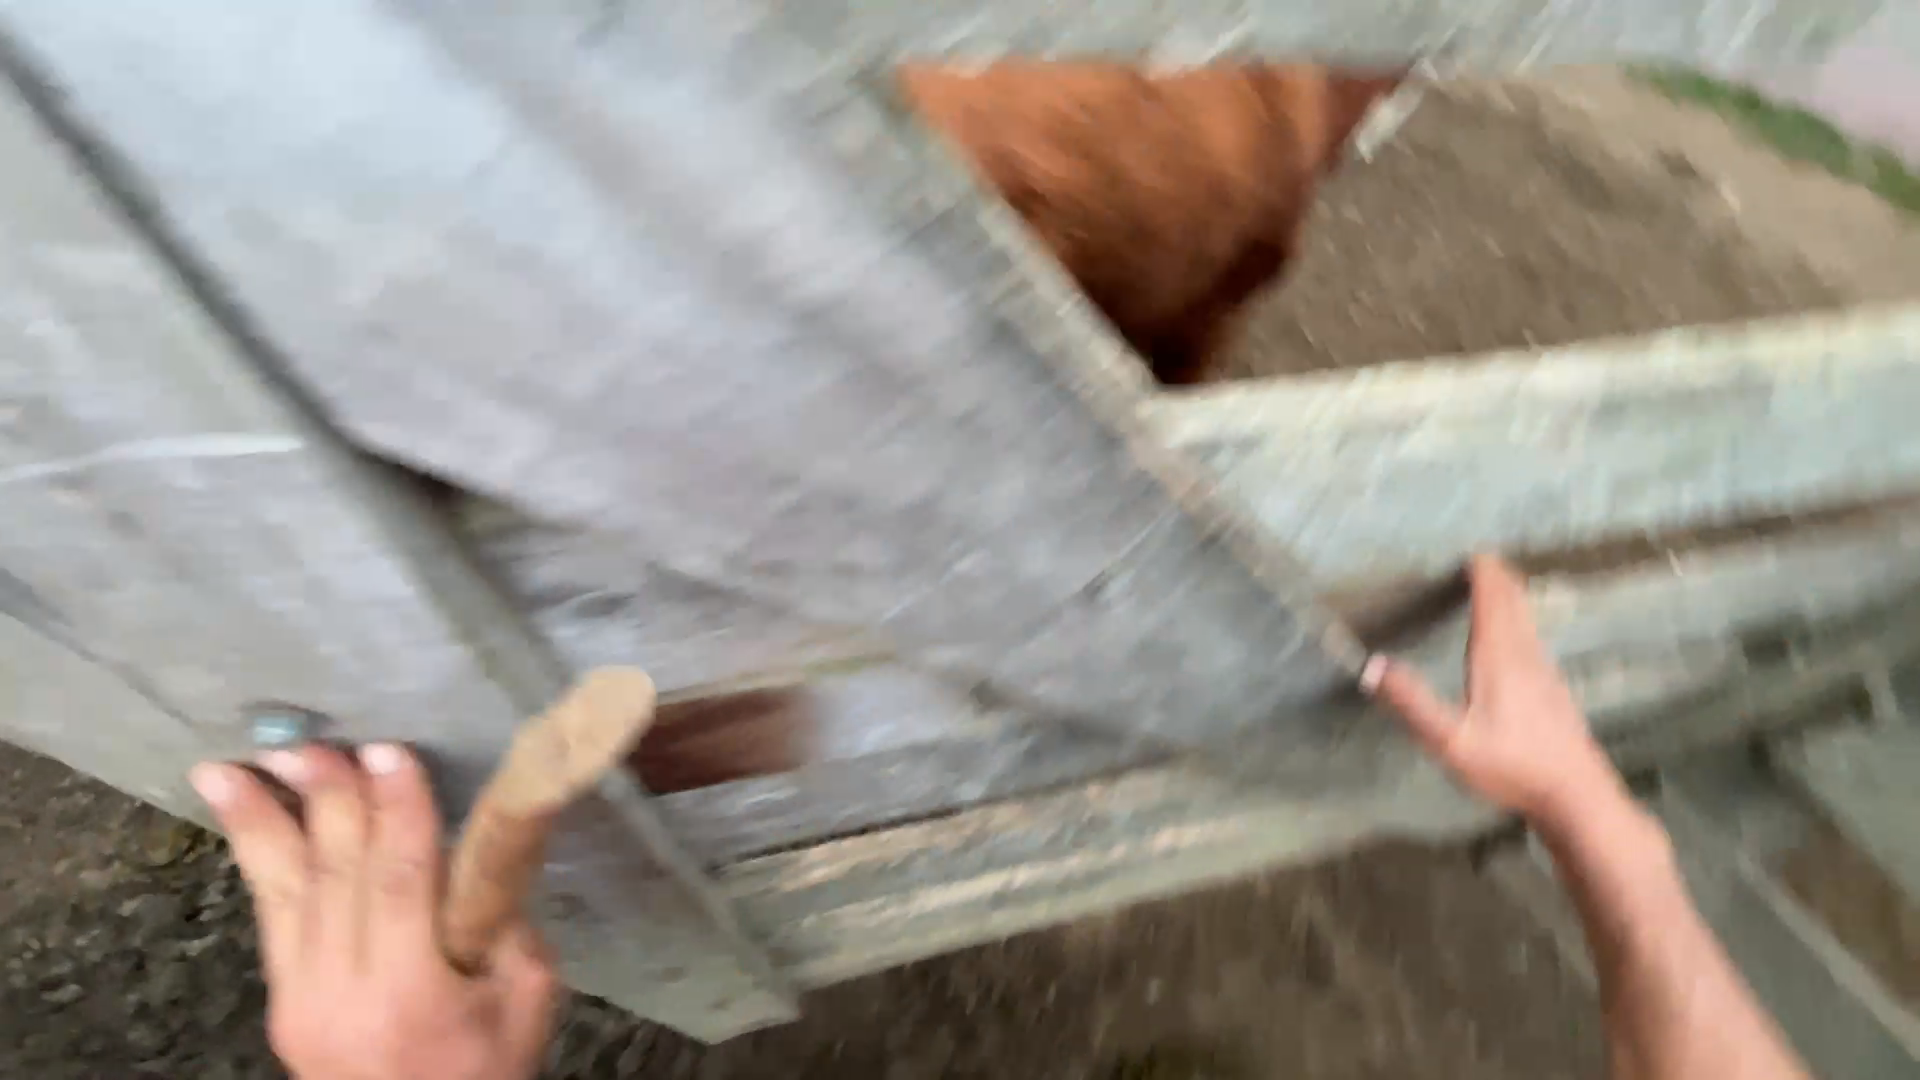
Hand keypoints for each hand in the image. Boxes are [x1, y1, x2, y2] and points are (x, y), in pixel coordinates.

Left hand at [189, 743, 557, 1079]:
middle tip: (312, 742)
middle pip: (334, 877)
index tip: (390, 753)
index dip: (396, 812)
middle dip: (326, 801)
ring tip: (231, 768)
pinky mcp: (284, 997)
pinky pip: (273, 914)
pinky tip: (248, 821)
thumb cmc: (490, 1060)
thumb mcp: (529, 990)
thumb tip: (483, 849)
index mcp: (408, 990)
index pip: (399, 881)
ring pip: (284, 892)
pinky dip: (261, 857)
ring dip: (261, 822)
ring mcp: (298, 996)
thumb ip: (504, 920)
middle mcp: (338, 990)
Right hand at [1363, 554, 1623, 824]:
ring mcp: (1544, 675)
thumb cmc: (1511, 768)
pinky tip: (1514, 637)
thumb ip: (1411, 701)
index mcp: (1498, 661)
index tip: (1473, 552)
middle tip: (1483, 558)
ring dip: (1510, 599)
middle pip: (1514, 606)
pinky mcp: (1553, 693)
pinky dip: (1519, 622)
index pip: (1494, 604)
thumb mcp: (1449, 741)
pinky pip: (1532, 640)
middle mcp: (1525, 659)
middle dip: (1499, 579)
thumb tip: (1371, 664)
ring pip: (1527, 622)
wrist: (1579, 801)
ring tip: (1495, 586)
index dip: (1484, 575)